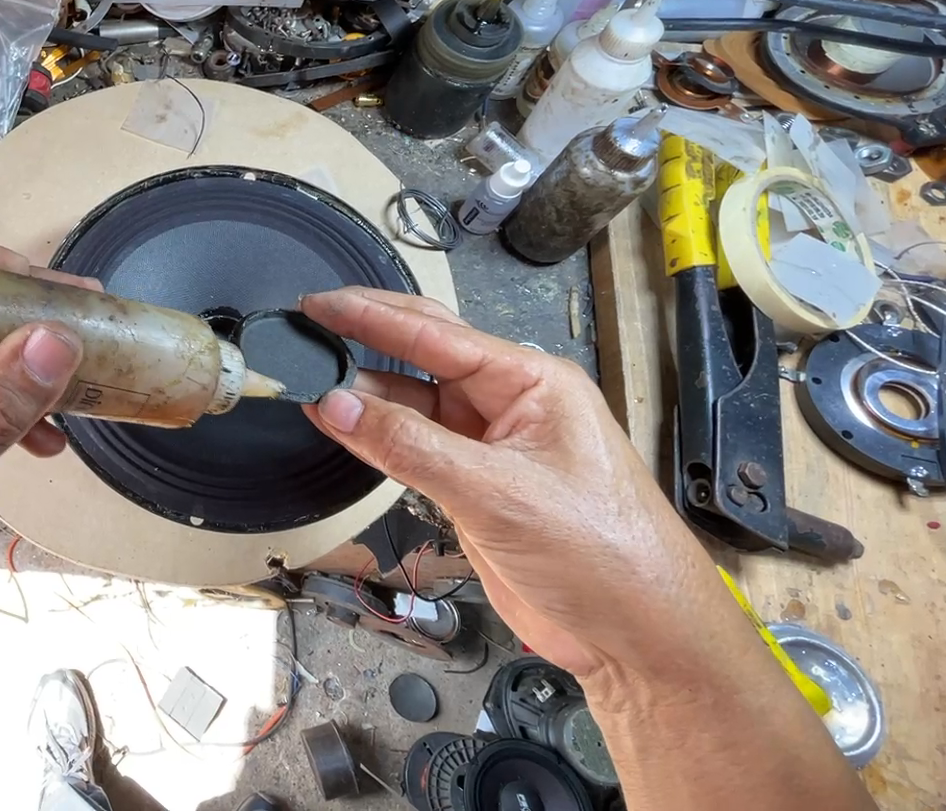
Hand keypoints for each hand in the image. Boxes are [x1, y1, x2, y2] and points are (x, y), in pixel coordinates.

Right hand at [299, 288, 722, 686]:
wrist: (639, 642)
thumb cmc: (596, 554)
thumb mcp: (495, 492)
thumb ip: (406, 445)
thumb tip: (330, 403)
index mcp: (528, 381)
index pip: (434, 335)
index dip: (370, 315)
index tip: (317, 303)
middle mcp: (505, 402)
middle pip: (421, 354)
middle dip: (365, 335)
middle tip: (306, 321)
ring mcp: (485, 443)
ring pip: (409, 403)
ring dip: (362, 394)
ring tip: (306, 375)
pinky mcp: (469, 482)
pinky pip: (410, 445)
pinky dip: (371, 436)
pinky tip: (336, 423)